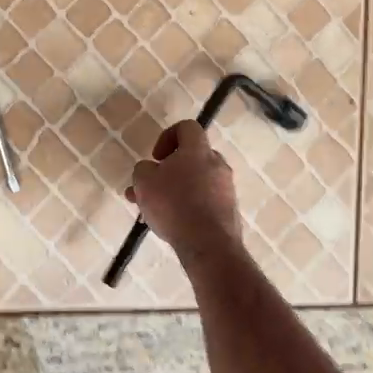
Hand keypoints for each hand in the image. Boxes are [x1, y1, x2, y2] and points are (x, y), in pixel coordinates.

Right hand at [126, 120, 242, 260]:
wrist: (209, 245)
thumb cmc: (173, 204)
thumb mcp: (144, 181)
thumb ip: (144, 169)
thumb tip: (151, 170)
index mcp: (198, 151)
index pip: (187, 127)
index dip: (168, 136)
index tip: (156, 157)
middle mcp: (217, 165)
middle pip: (192, 157)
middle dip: (168, 169)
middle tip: (151, 186)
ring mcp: (226, 190)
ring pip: (195, 182)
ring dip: (174, 190)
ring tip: (150, 210)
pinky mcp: (228, 212)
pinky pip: (203, 201)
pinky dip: (187, 206)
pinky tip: (168, 223)